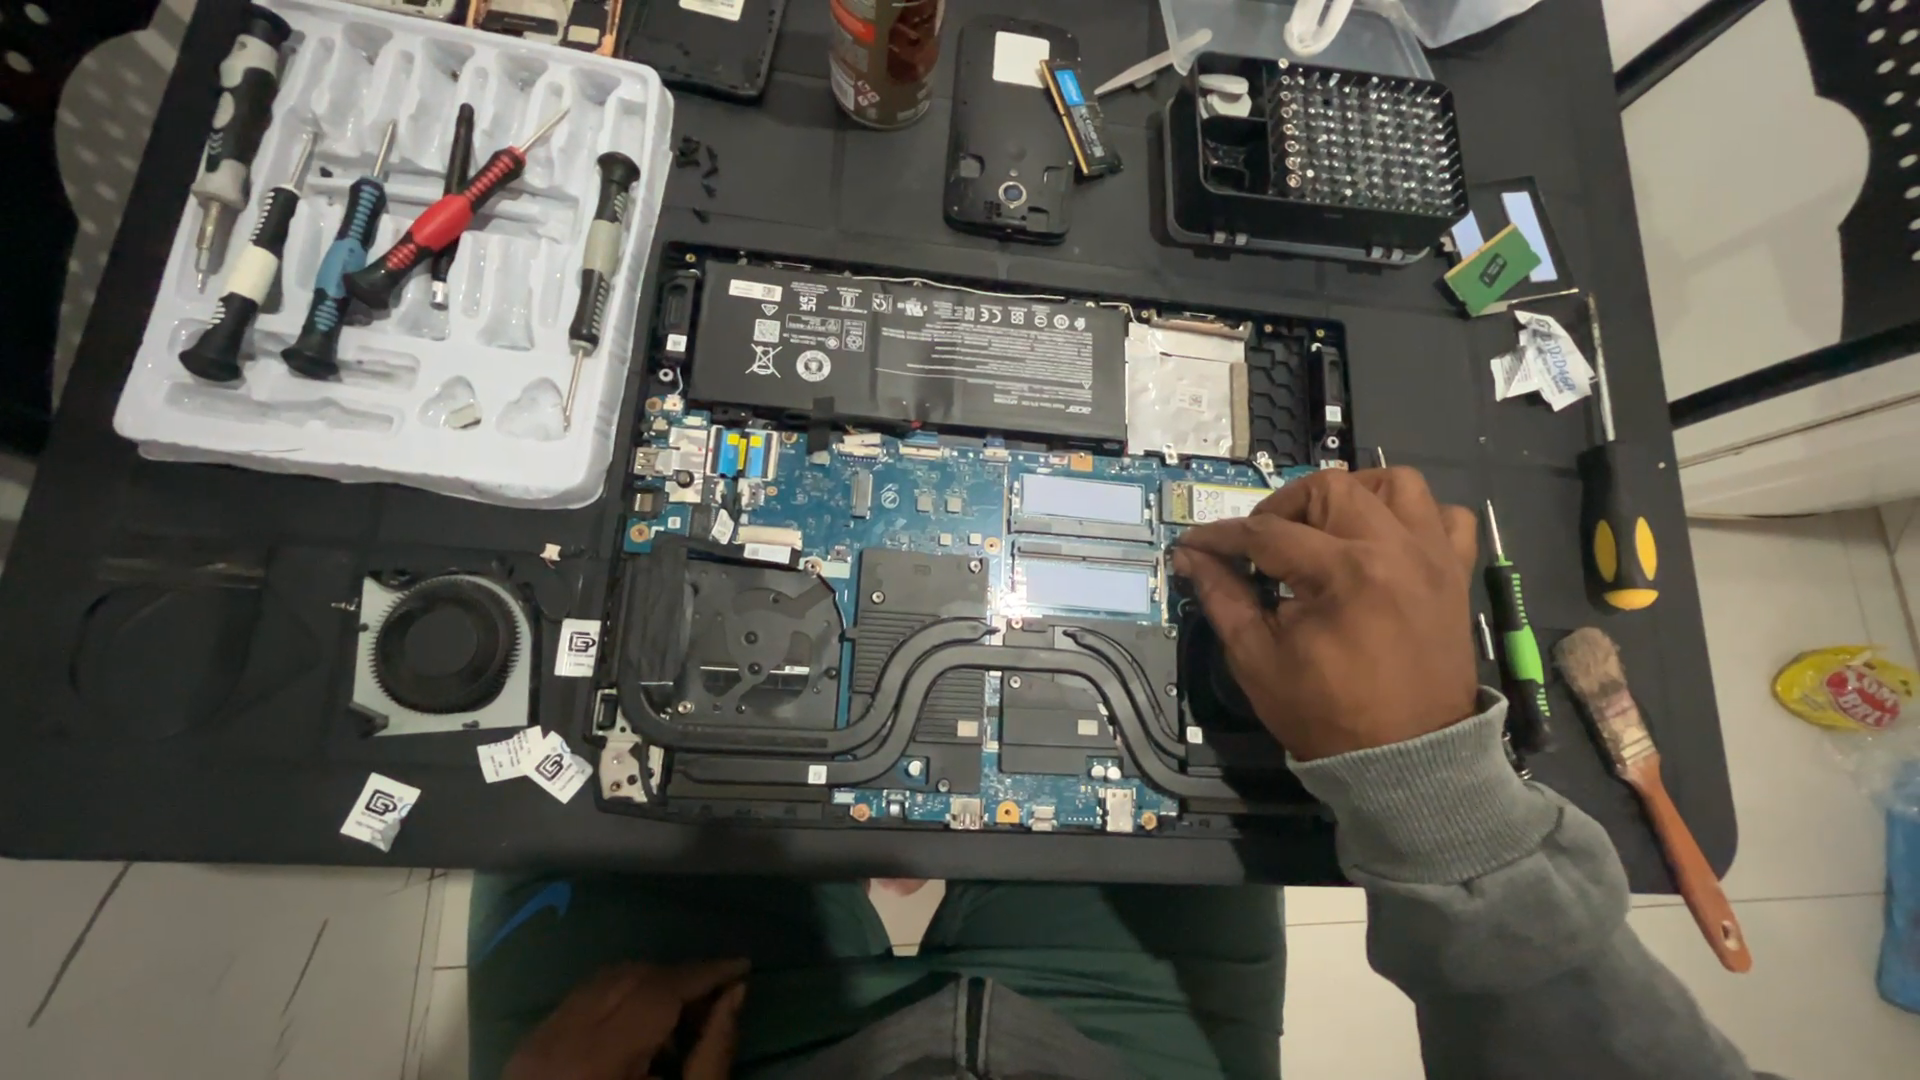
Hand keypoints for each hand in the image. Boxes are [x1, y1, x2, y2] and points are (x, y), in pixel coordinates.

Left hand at [504, 959, 747, 1079]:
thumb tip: (737, 991)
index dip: (705, 973)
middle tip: (718, 996)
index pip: (659, 991)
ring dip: (651, 985)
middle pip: (632, 978)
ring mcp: (533, 1046)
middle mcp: (556, 1044)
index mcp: (595, 1065)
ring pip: (605, 981)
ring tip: (682, 1014)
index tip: (743, 966)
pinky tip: (640, 1030)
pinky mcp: (524, 1051)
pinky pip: (581, 1000)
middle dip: (681, 979)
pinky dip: (618, 999)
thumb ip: (713, 1052)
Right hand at [1172, 467, 1478, 760]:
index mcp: (1344, 573)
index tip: (1193, 544)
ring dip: (1350, 496)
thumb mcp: (1256, 657)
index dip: (1221, 536)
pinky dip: (1412, 517)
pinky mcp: (1456, 575)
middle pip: (1328, 488)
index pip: (1267, 532)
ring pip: (1396, 484)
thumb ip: (1222, 596)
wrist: (1407, 763)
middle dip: (1280, 509)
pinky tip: (1383, 542)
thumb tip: (1190, 555)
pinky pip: (1446, 517)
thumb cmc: (1325, 714)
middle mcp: (1396, 550)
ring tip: (1322, 531)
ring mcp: (1434, 558)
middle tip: (1259, 546)